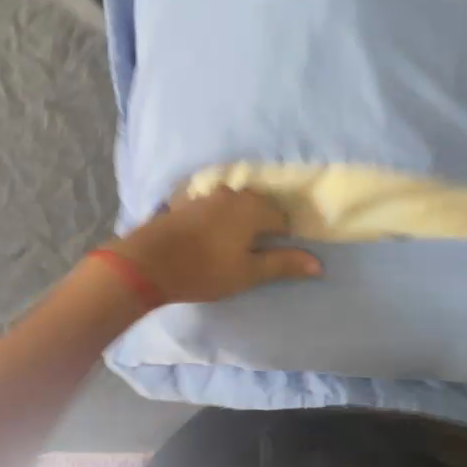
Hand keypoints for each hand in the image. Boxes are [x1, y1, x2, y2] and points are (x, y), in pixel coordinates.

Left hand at [108, 187, 321, 303]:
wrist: (148, 262)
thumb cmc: (205, 269)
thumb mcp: (249, 272)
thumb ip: (284, 264)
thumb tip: (319, 264)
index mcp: (255, 207)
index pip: (283, 219)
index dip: (284, 240)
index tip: (275, 259)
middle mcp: (234, 194)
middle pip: (260, 207)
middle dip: (263, 226)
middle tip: (256, 254)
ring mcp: (207, 195)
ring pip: (235, 206)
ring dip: (239, 222)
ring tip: (234, 247)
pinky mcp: (185, 203)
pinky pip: (212, 208)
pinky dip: (218, 220)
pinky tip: (209, 239)